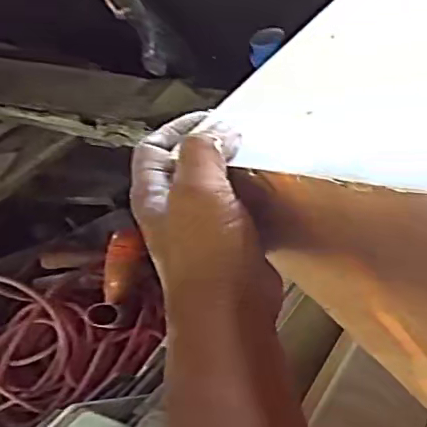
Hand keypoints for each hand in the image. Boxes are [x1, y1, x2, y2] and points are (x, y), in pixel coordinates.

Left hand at [130, 111, 279, 311]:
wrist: (231, 308)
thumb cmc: (206, 254)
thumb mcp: (198, 189)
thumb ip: (203, 151)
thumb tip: (219, 130)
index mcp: (154, 195)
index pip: (156, 147)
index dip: (181, 127)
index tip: (215, 117)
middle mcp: (175, 211)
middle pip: (189, 166)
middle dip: (214, 148)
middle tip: (243, 137)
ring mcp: (205, 230)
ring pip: (219, 189)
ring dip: (238, 173)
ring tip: (260, 160)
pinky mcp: (234, 245)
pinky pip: (243, 212)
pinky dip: (256, 199)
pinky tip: (272, 194)